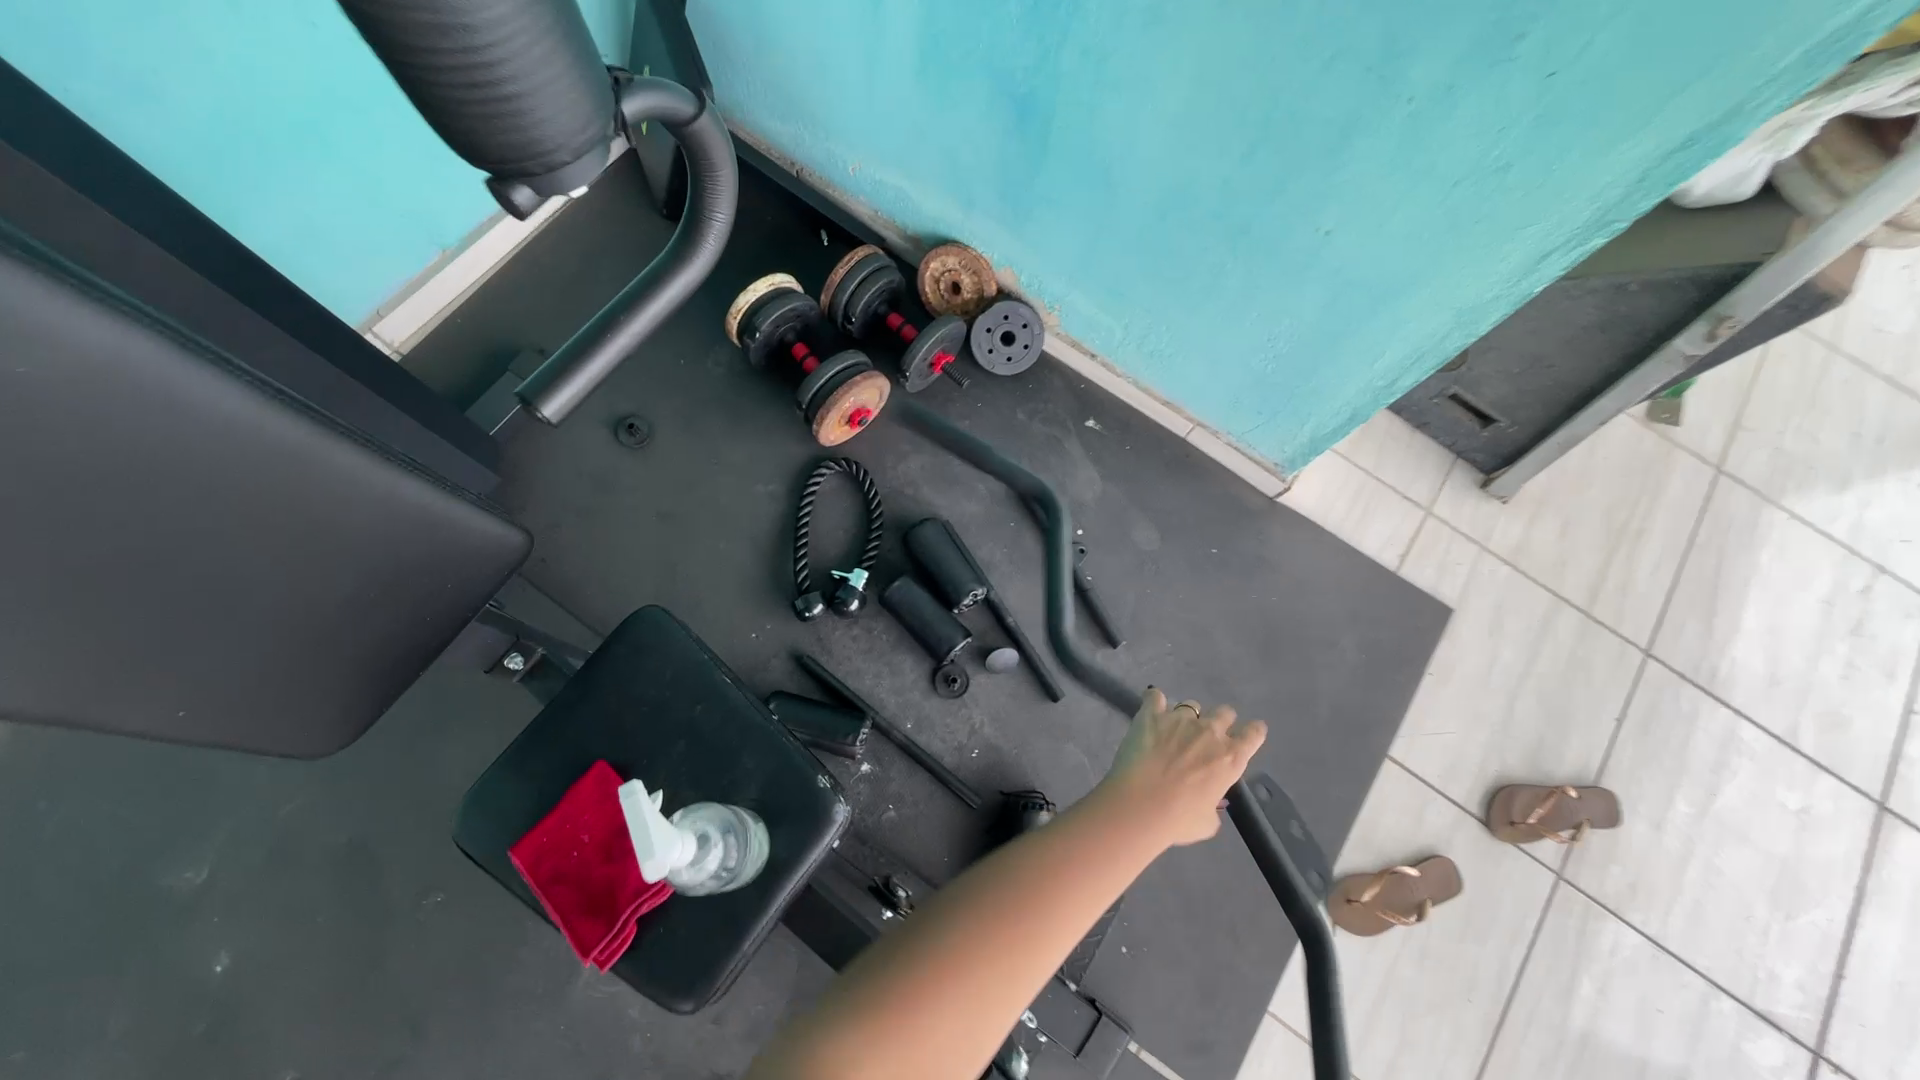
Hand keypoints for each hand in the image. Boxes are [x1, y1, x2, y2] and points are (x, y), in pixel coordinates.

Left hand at [1094, 688, 1266, 846]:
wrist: (1140, 805)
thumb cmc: (1178, 820)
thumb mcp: (1206, 823)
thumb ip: (1213, 809)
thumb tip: (1211, 805)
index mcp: (1231, 758)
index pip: (1254, 733)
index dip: (1252, 732)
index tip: (1247, 734)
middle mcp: (1210, 732)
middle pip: (1225, 712)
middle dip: (1219, 721)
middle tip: (1205, 736)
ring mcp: (1180, 720)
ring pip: (1191, 704)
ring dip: (1187, 715)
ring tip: (1173, 729)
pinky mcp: (1152, 715)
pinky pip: (1155, 697)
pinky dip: (1154, 701)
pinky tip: (1150, 708)